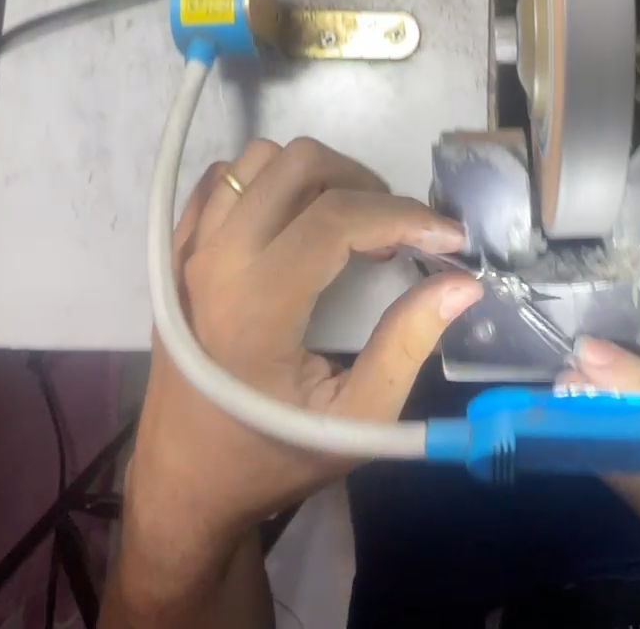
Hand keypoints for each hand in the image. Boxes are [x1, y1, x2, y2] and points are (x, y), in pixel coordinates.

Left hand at [131, 137, 483, 539]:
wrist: (184, 480)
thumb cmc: (270, 457)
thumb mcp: (354, 423)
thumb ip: (408, 345)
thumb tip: (462, 284)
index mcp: (255, 306)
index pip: (337, 218)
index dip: (405, 216)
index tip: (449, 237)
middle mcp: (215, 261)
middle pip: (300, 165)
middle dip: (366, 186)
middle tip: (398, 233)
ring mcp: (189, 249)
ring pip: (259, 160)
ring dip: (319, 177)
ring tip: (351, 224)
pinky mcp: (177, 250)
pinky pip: (224, 179)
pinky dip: (270, 182)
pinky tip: (297, 221)